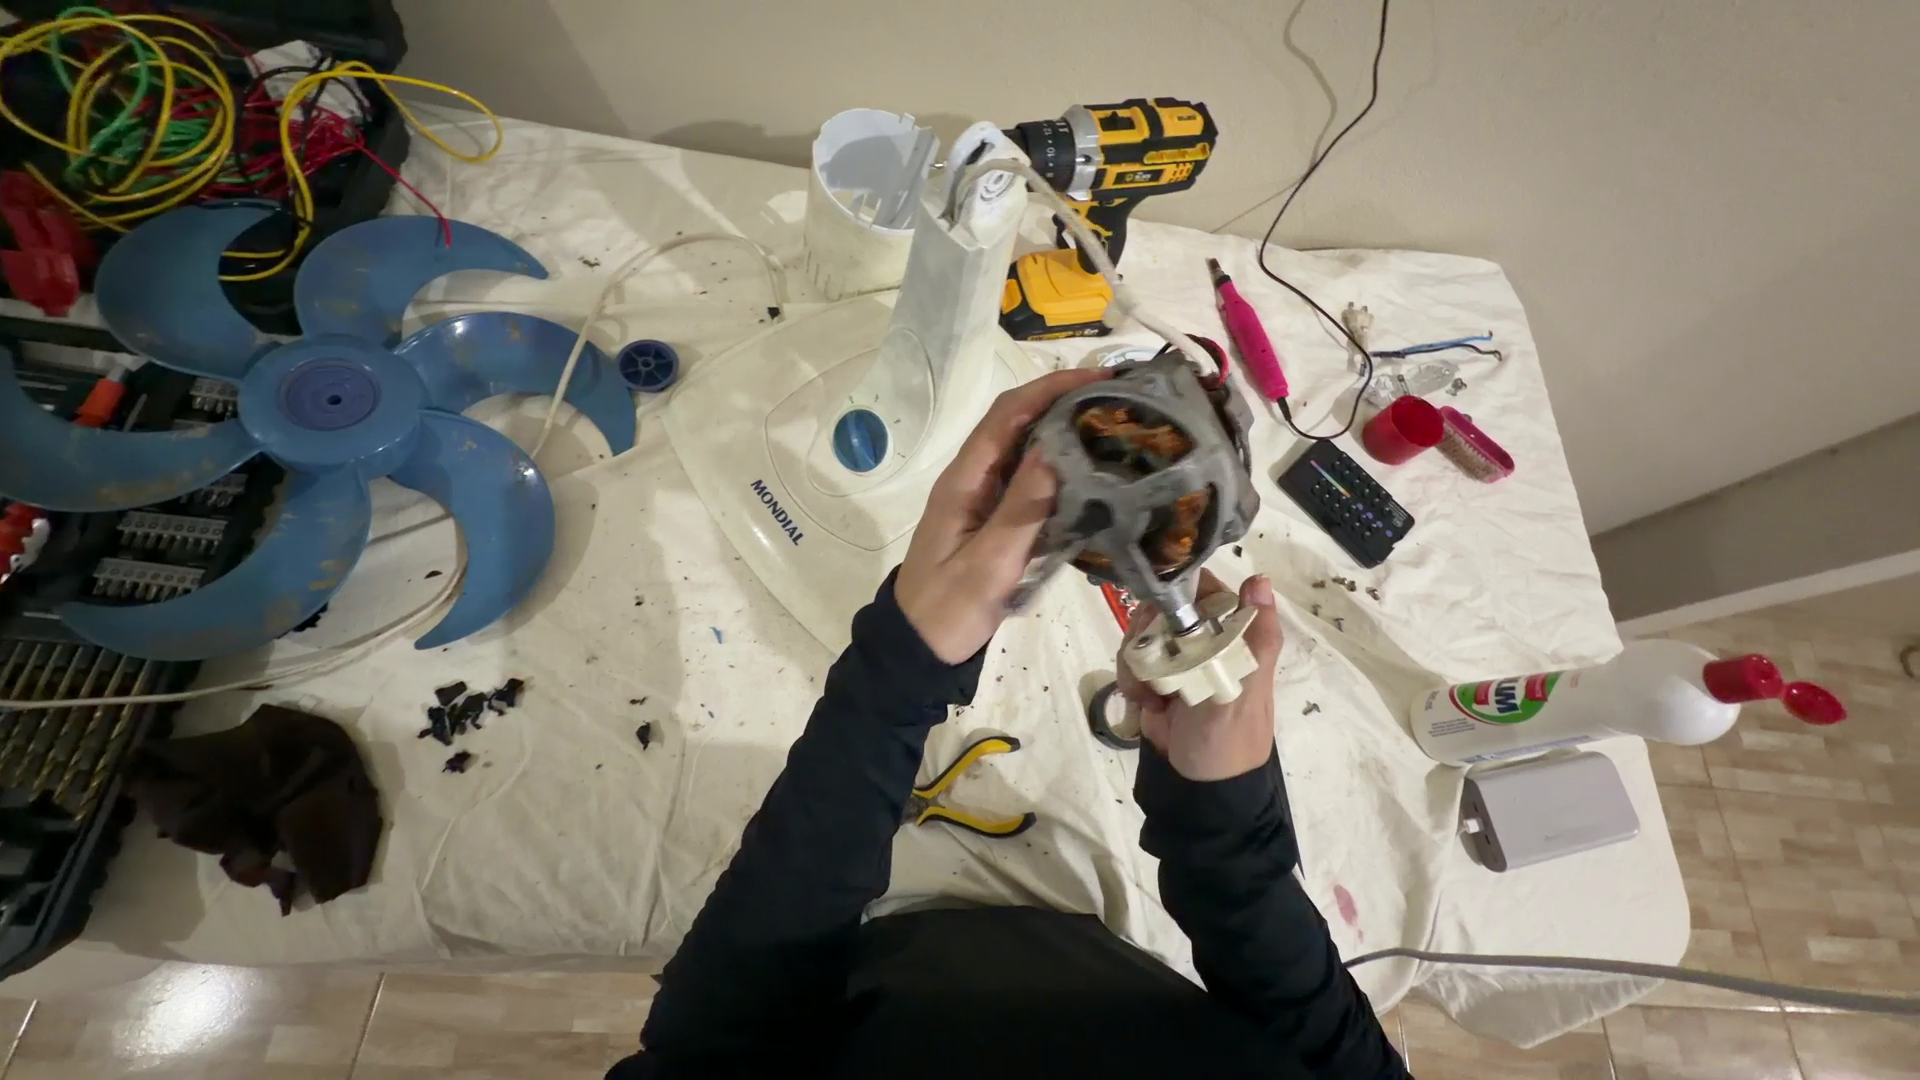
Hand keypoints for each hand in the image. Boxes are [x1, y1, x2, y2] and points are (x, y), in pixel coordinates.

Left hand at [896, 368, 1108, 663]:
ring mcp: (985, 499)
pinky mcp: (996, 520)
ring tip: (1119, 429)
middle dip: (1065, 403)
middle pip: (1019, 425)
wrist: (920, 646)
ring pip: (1028, 453)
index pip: (1008, 415)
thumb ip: (1022, 508)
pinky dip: (1062, 472)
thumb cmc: (949, 607)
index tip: (1100, 379)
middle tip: (1122, 401)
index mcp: (965, 480)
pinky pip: (1031, 484)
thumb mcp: (988, 561)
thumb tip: (1058, 448)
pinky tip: (1096, 476)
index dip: (1050, 389)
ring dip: (1067, 435)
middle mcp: (975, 479)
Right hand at [1118, 571, 1282, 780]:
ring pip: (1141, 633)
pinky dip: (1130, 679)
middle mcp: (1204, 639)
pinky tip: (1144, 702)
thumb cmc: (1230, 737)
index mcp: (1233, 635)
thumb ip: (1253, 636)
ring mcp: (1176, 658)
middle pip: (1161, 607)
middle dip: (1148, 631)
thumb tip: (1258, 578)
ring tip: (1150, 693)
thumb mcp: (1247, 686)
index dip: (1179, 591)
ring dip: (1136, 660)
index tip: (1163, 611)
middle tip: (1151, 657)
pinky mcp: (1153, 677)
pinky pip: (1130, 659)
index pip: (1203, 590)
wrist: (1200, 787)